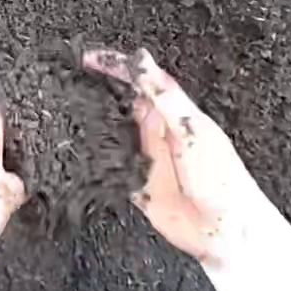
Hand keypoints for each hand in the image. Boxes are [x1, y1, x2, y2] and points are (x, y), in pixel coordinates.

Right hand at [84, 48, 266, 265]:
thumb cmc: (221, 178)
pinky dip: (94, 158)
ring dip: (92, 120)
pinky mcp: (134, 181)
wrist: (225, 232)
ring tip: (65, 108)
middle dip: (97, 87)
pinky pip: (108, 165)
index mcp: (170, 110)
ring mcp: (143, 155)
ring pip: (110, 130)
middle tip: (70, 78)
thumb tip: (142, 58)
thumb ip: (164, 95)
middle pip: (120, 100)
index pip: (138, 78)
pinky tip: (78, 152)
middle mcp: (154, 129)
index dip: (113, 65)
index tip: (88, 58)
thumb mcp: (191, 128)